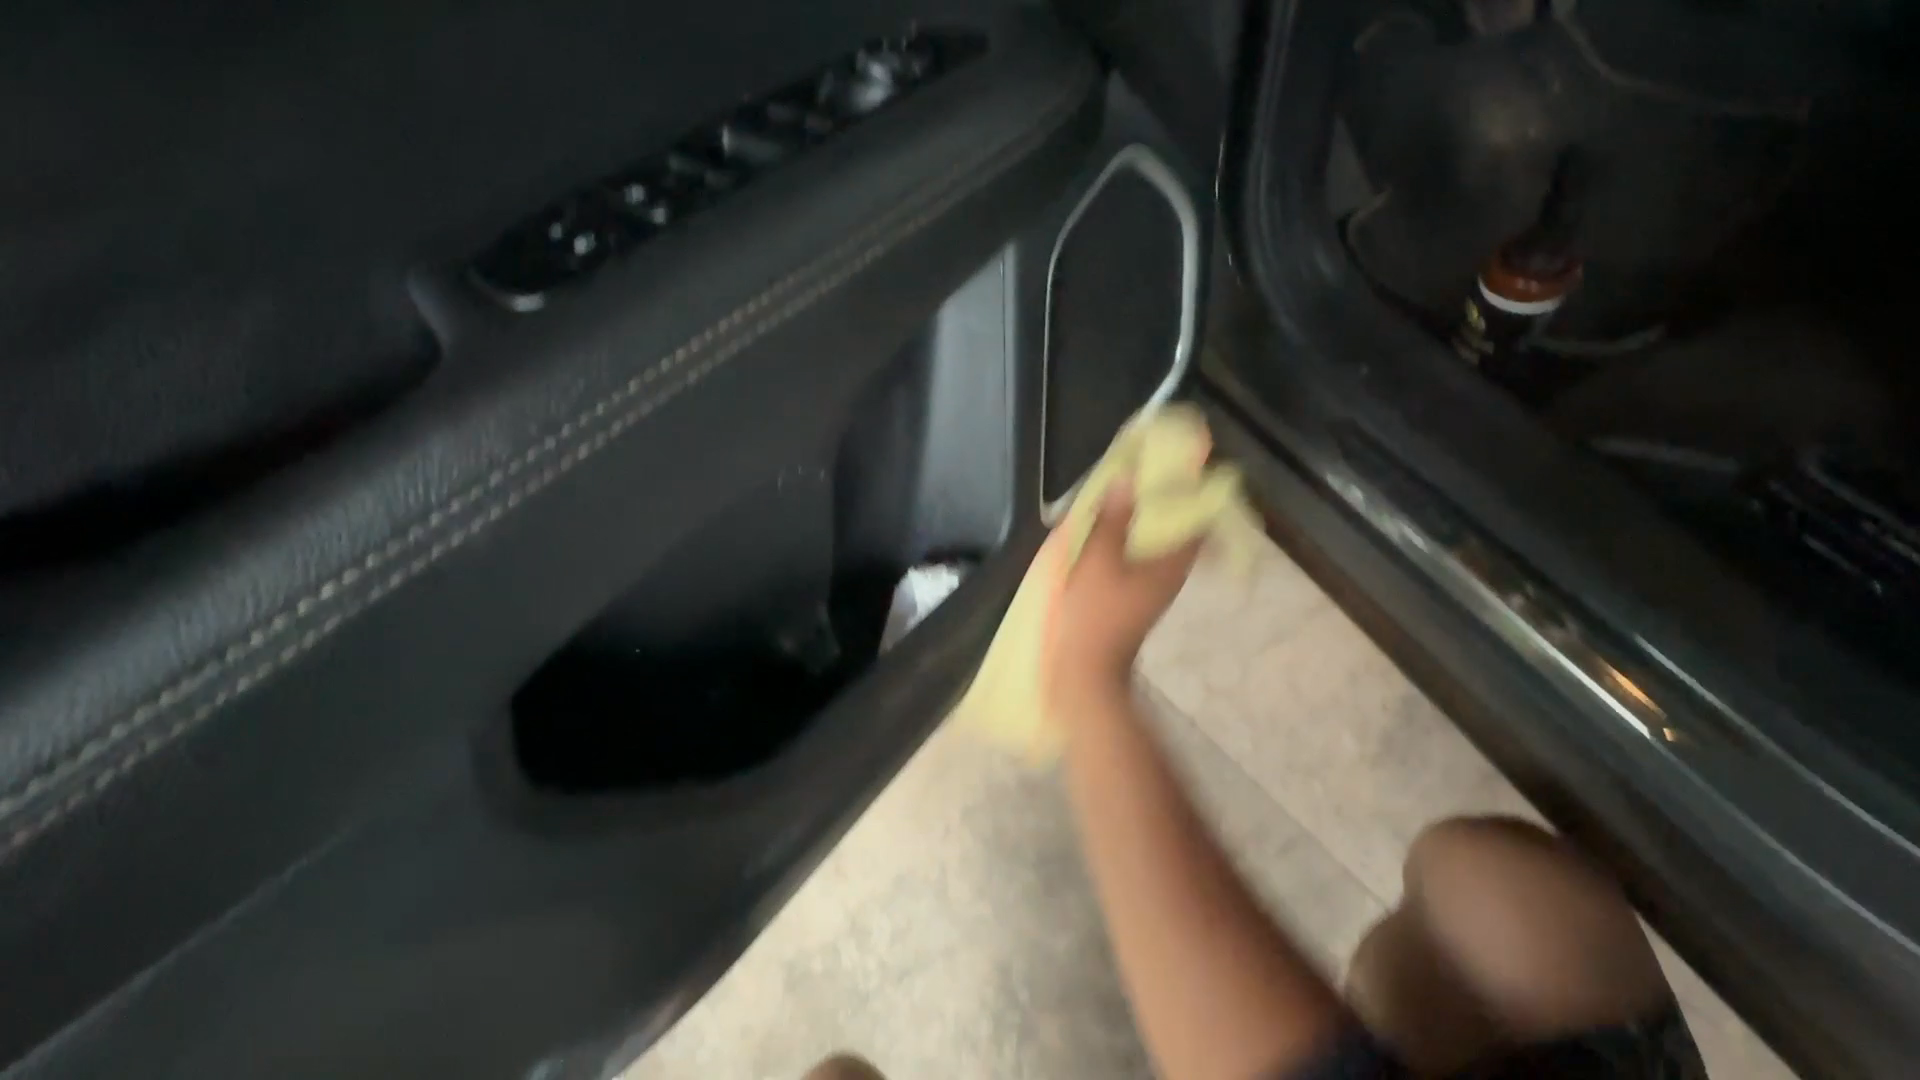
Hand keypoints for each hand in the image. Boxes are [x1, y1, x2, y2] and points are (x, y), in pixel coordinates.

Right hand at [1044, 484, 1201, 714]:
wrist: (1084, 672)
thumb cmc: (1093, 614)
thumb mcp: (1098, 559)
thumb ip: (1112, 518)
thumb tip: (1127, 477)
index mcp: (1172, 563)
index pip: (1199, 519)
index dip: (1193, 490)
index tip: (1177, 466)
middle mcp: (1172, 574)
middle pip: (1181, 529)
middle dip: (1167, 501)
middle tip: (1146, 474)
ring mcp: (1155, 589)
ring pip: (1161, 544)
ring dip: (1148, 520)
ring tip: (1125, 495)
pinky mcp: (1138, 599)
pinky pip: (1145, 558)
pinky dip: (1135, 540)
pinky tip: (1111, 532)